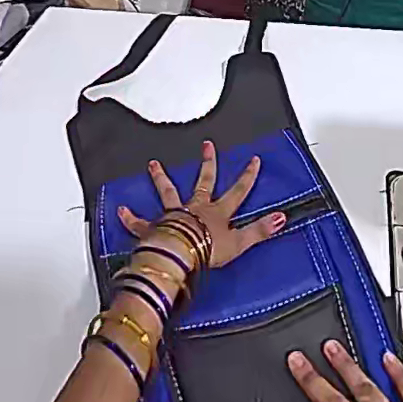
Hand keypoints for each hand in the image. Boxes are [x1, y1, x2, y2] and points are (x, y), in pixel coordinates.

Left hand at [117, 140, 285, 268]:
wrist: (180, 256)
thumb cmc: (208, 250)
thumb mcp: (240, 242)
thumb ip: (260, 230)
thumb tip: (282, 218)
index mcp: (217, 213)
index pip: (238, 191)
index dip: (247, 176)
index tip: (253, 160)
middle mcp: (196, 209)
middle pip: (204, 182)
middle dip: (207, 163)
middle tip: (206, 145)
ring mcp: (174, 216)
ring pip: (168, 193)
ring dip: (161, 179)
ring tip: (154, 165)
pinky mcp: (155, 229)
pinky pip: (140, 223)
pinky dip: (130, 218)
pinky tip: (120, 210)